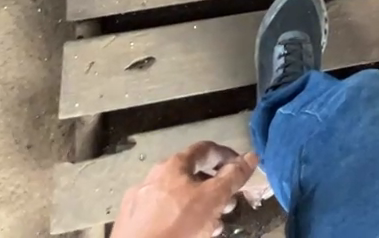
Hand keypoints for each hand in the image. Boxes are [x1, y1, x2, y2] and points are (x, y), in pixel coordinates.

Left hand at [113, 141, 258, 237]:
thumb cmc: (178, 226)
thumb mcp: (214, 198)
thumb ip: (234, 175)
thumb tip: (251, 156)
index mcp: (172, 165)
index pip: (206, 148)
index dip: (227, 156)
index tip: (240, 171)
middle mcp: (152, 178)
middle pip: (191, 175)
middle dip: (214, 188)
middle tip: (228, 203)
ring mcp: (136, 204)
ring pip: (176, 197)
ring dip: (198, 206)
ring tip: (211, 224)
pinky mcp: (128, 227)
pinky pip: (161, 215)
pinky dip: (178, 219)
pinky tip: (189, 233)